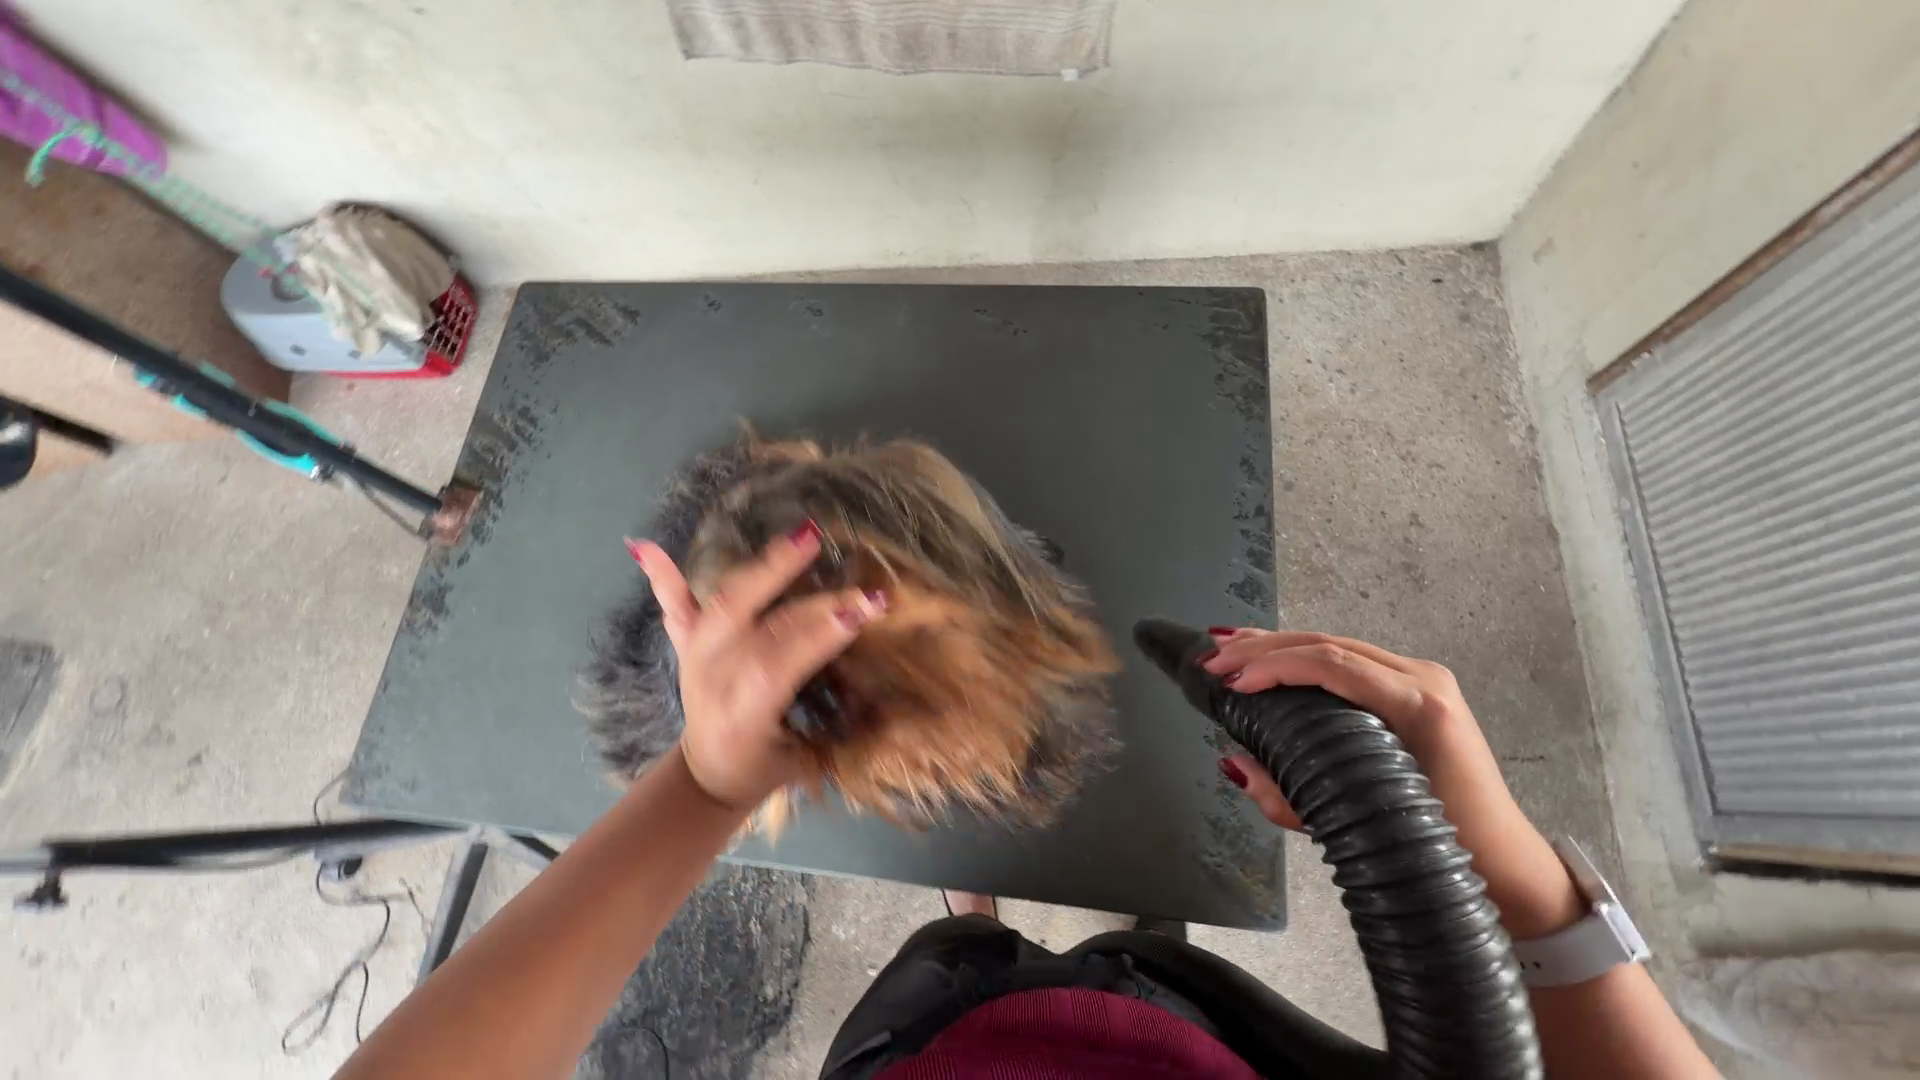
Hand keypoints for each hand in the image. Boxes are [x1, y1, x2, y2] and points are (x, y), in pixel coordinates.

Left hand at [627, 524, 884, 809]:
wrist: (704, 778)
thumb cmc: (762, 771)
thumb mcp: (802, 765)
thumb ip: (841, 735)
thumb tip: (896, 704)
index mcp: (742, 714)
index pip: (778, 666)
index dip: (818, 637)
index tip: (864, 610)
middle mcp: (712, 679)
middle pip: (758, 626)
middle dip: (810, 601)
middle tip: (854, 580)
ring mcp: (694, 657)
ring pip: (725, 604)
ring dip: (764, 568)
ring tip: (805, 536)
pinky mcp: (686, 644)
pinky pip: (674, 607)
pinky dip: (663, 575)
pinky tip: (646, 546)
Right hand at [1203, 628, 1583, 938]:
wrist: (1502, 857)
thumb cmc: (1438, 845)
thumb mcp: (1354, 825)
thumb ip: (1286, 797)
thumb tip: (1234, 763)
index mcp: (1420, 707)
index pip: (1331, 665)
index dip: (1274, 666)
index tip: (1233, 682)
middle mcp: (1423, 679)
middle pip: (1328, 643)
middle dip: (1262, 647)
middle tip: (1213, 659)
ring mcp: (1421, 677)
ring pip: (1335, 642)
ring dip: (1277, 643)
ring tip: (1228, 645)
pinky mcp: (1414, 684)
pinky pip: (1348, 656)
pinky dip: (1302, 652)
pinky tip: (1269, 651)